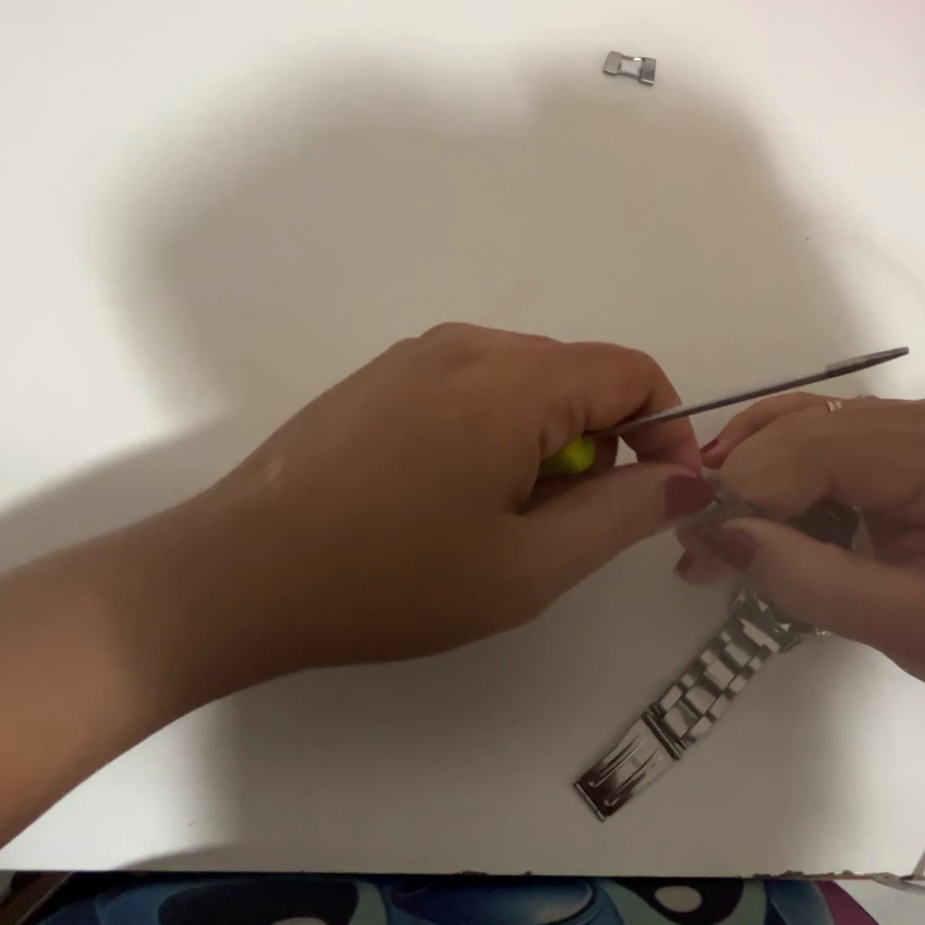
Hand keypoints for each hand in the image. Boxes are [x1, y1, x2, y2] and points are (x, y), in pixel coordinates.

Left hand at [126, 324, 711, 689]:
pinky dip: (490, 436)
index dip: (666, 433)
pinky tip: (440, 499)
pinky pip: (468, 389)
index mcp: (512, 381)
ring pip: (522, 385)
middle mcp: (466, 345)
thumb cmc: (390, 579)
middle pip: (576, 377)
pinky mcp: (378, 378)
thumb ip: (621, 514)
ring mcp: (412, 355)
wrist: (239, 572)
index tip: (657, 499)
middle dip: (596, 448)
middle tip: (557, 530)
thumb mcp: (526, 567)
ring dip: (539, 446)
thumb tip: (685, 477)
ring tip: (492, 522)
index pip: (632, 373)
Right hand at [679, 394, 924, 722]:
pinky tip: (746, 497)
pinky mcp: (902, 432)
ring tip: (713, 521)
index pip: (825, 449)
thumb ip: (808, 578)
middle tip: (695, 542)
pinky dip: (772, 460)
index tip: (698, 542)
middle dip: (741, 480)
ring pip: (804, 421)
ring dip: (748, 465)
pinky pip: (817, 431)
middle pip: (808, 428)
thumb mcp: (901, 627)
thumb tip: (717, 535)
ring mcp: (923, 419)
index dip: (749, 487)